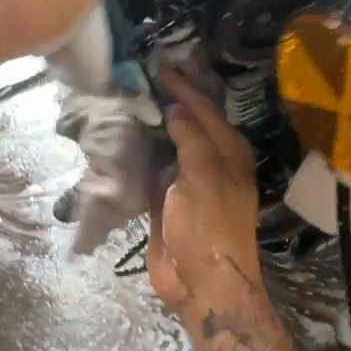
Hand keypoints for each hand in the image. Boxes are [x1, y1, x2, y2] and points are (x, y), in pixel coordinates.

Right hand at [147, 72, 266, 329]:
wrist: (203, 284)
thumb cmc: (210, 227)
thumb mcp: (204, 176)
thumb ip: (190, 138)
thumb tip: (176, 109)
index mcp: (229, 153)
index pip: (205, 110)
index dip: (184, 88)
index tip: (160, 66)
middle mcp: (210, 162)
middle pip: (188, 123)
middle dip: (168, 101)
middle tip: (140, 76)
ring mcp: (187, 181)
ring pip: (168, 145)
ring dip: (150, 125)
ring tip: (126, 99)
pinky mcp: (166, 200)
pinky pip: (152, 168)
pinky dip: (139, 152)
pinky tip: (121, 136)